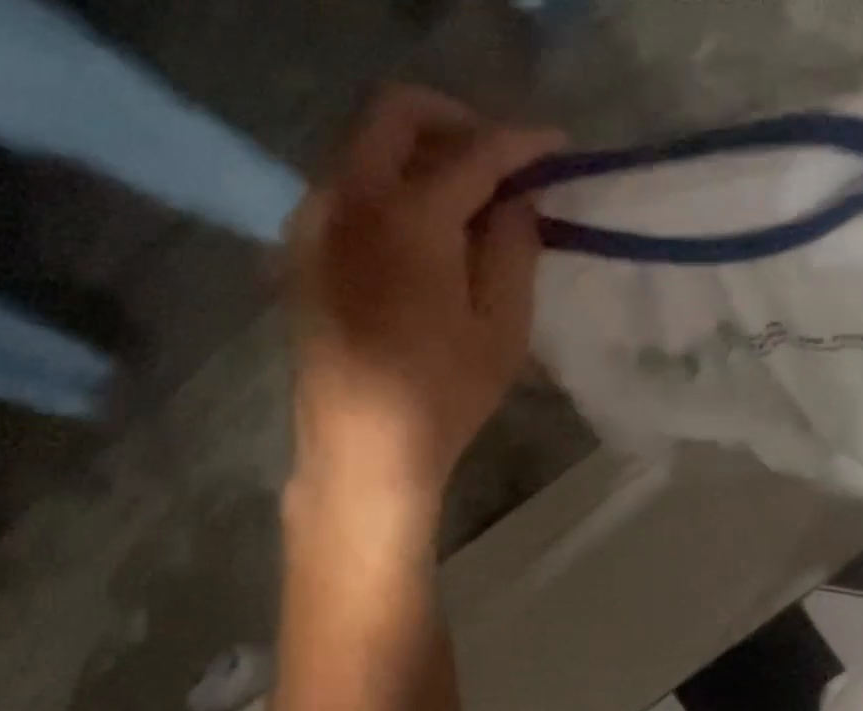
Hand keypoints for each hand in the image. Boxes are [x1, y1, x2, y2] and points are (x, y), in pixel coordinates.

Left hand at [284, 85, 561, 534]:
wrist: (363, 444)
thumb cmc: (446, 391)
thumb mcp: (503, 325)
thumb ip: (514, 246)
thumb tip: (521, 197)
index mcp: (410, 217)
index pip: (474, 153)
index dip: (522, 144)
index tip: (559, 148)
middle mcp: (350, 197)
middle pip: (395, 113)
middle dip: (457, 120)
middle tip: (504, 157)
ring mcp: (316, 218)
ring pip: (365, 144)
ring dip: (421, 150)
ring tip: (471, 195)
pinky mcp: (303, 246)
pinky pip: (349, 183)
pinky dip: (392, 182)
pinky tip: (426, 228)